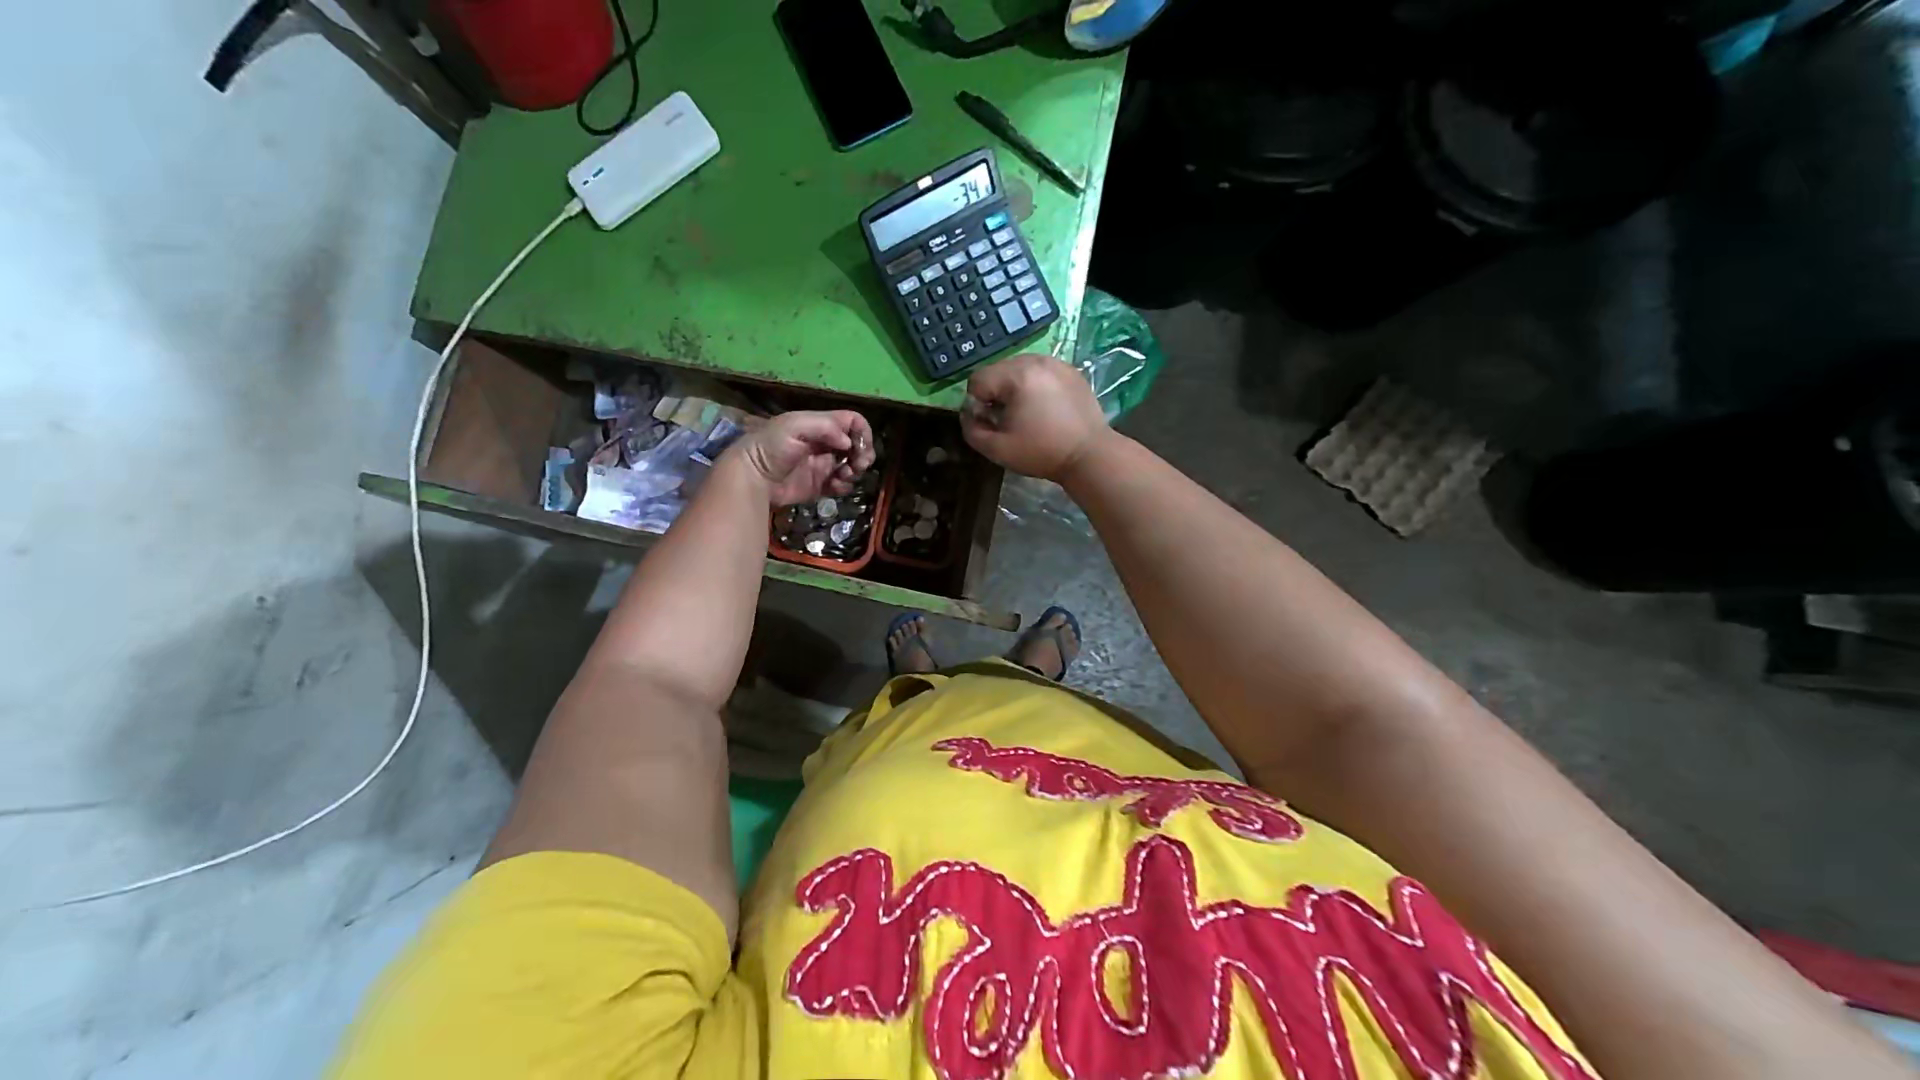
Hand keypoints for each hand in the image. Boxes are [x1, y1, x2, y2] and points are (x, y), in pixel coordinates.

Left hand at [728, 410, 875, 507]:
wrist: (752, 478)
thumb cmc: (771, 447)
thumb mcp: (794, 426)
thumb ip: (825, 427)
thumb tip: (849, 442)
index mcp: (821, 425)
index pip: (852, 422)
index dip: (862, 432)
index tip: (859, 447)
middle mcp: (825, 444)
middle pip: (857, 445)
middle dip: (863, 454)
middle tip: (858, 465)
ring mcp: (823, 465)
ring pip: (852, 466)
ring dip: (854, 471)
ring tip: (842, 476)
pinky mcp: (819, 485)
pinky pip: (841, 485)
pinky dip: (844, 486)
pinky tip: (835, 487)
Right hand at [961, 354, 1110, 480]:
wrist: (1089, 455)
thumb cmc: (1042, 452)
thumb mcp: (997, 449)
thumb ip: (971, 430)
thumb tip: (968, 414)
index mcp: (1016, 375)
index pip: (977, 380)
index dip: (977, 404)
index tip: (993, 424)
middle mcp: (1036, 360)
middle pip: (997, 370)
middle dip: (996, 394)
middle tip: (1010, 420)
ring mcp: (1056, 362)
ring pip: (1018, 368)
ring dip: (1015, 388)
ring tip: (1028, 413)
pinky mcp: (1070, 370)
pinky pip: (1040, 371)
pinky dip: (1035, 385)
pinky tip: (1045, 408)